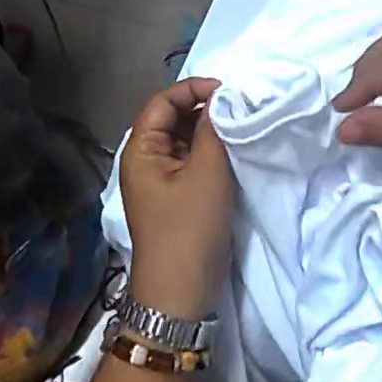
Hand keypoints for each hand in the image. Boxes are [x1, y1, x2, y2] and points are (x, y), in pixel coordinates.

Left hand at [120, 78, 234, 320]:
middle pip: (172, 116)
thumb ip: (213, 128)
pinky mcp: (178, 194)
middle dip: (204, 106)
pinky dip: (212, 148)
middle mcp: (146, 159)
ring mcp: (162, 178)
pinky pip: (193, 158)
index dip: (193, 89)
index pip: (162, 101)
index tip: (229, 92)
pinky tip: (235, 149)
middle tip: (240, 106)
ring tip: (241, 124)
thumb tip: (220, 98)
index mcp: (140, 150)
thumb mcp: (207, 171)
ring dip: (210, 127)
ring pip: (185, 137)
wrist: (182, 292)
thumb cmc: (190, 227)